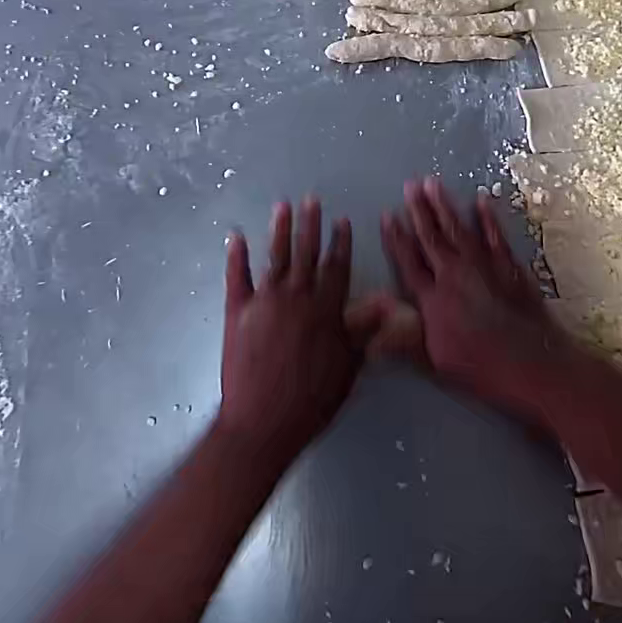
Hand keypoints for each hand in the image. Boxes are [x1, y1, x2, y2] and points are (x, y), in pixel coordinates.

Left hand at [218, 199, 359, 462]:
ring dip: (279, 230)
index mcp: (326, 308)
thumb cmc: (313, 399)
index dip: (341, 243)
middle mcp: (297, 296)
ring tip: (282, 207)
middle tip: (311, 200)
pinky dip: (236, 256)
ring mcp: (264, 301)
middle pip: (306, 252)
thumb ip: (364, 331)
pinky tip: (236, 237)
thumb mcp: (349, 366)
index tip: (342, 221)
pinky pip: (236, 277)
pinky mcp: (236, 312)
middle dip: (311, 225)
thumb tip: (385, 304)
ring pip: (275, 256)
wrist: (263, 422)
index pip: (337, 266)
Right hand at [379, 177, 570, 416]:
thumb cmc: (482, 368)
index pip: (408, 262)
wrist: (532, 363)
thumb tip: (372, 333)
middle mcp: (454, 274)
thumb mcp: (435, 362)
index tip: (388, 215)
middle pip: (431, 237)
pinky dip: (487, 217)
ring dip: (444, 205)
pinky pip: (495, 235)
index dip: (396, 238)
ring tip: (433, 183)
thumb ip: (404, 341)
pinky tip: (481, 199)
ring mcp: (483, 266)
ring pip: (458, 229)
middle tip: (410, 185)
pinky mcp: (509, 266)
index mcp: (433, 298)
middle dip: (418, 210)